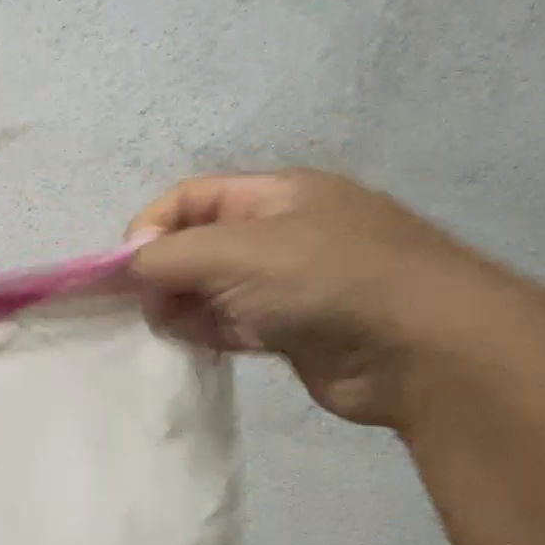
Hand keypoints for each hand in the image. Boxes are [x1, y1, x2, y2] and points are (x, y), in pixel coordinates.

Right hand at [126, 170, 515, 427]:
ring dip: (180, 309)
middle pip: (191, 245)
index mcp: (276, 195)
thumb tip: (126, 266)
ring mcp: (284, 281)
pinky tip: (204, 344)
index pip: (187, 198)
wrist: (419, 349)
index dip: (148, 229)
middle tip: (154, 307)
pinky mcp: (285, 326)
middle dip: (161, 275)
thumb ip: (167, 254)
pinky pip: (224, 323)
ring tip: (182, 330)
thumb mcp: (236, 252)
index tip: (128, 272)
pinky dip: (205, 332)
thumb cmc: (328, 281)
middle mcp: (279, 231)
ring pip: (203, 289)